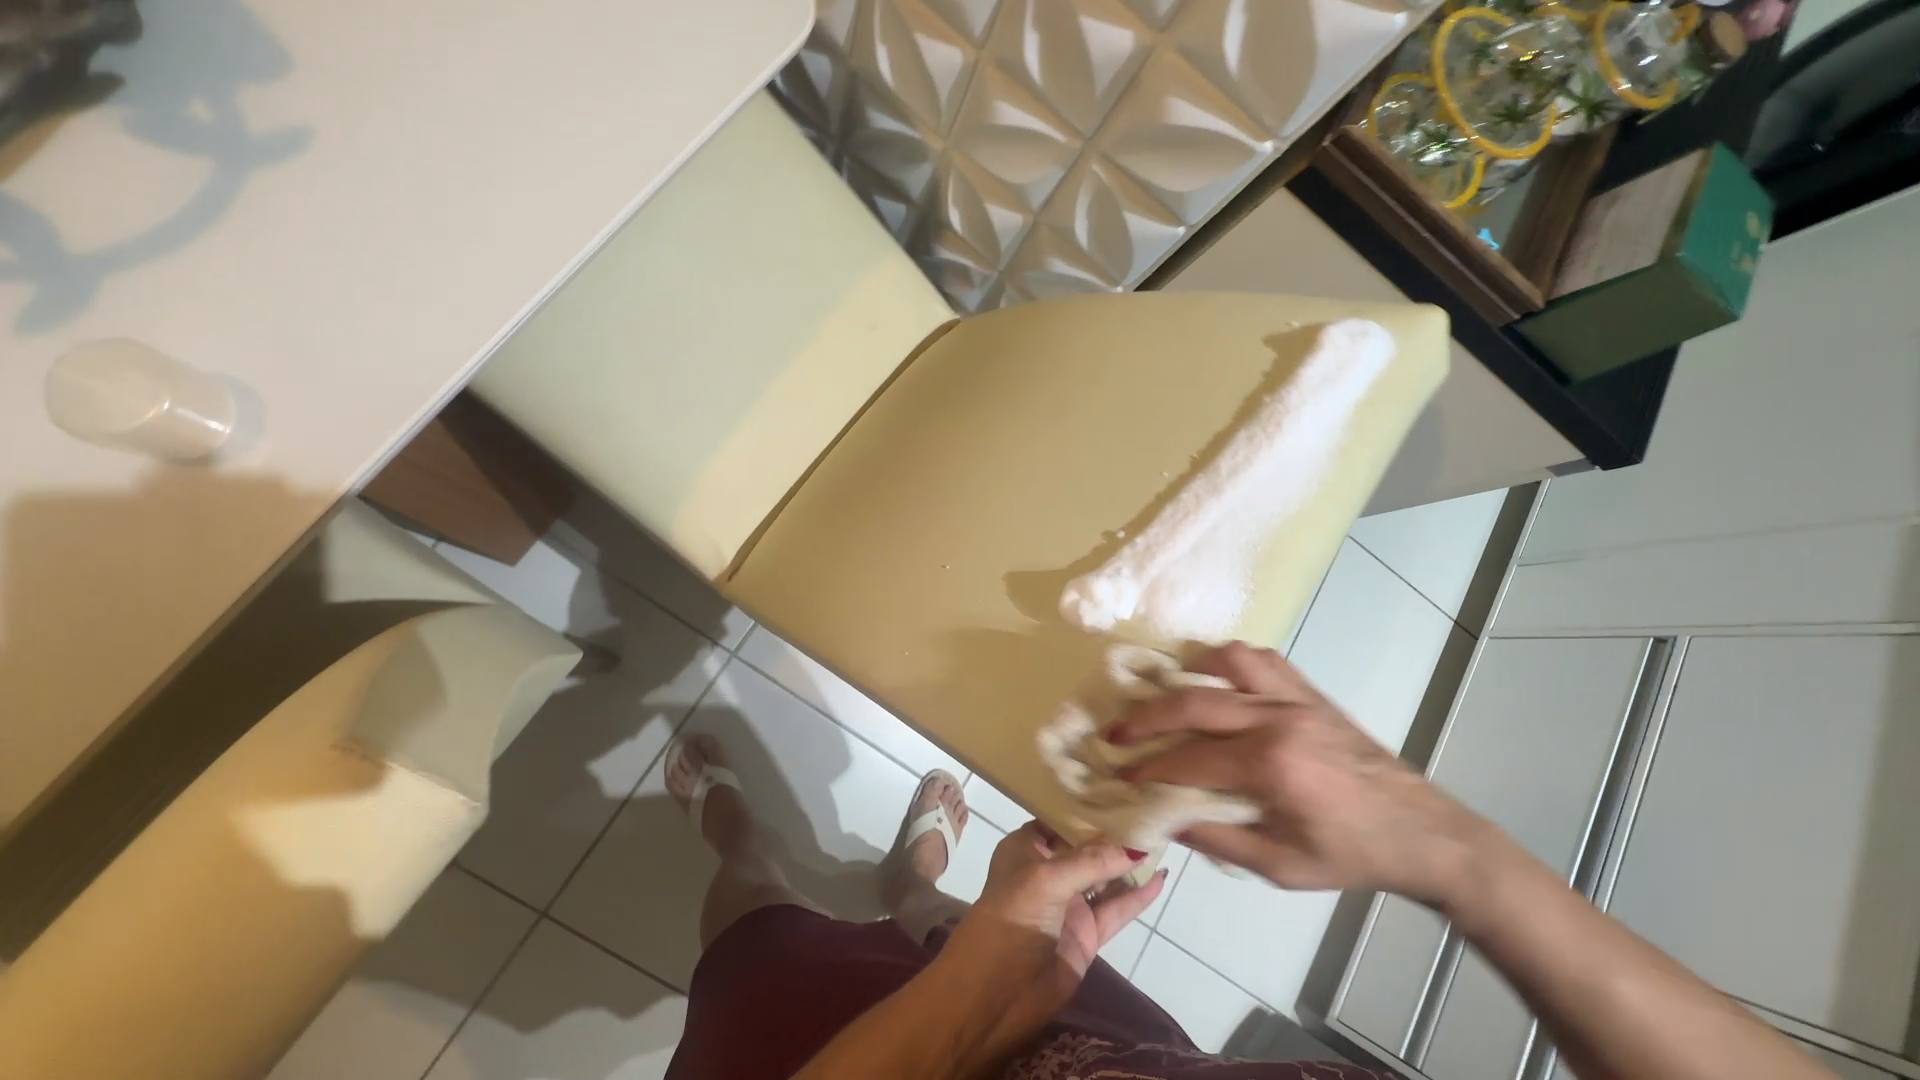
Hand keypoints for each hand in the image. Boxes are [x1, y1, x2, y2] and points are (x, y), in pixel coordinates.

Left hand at [944, 824, 1163, 1013]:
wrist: (995, 995)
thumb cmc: (1011, 920)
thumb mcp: (1046, 879)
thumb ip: (1091, 862)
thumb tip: (1135, 849)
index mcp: (1025, 849)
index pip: (1060, 819)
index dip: (1088, 808)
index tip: (1122, 792)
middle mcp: (1047, 872)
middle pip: (1087, 847)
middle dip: (1116, 834)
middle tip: (1153, 813)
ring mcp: (1068, 904)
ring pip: (1105, 878)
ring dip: (1130, 863)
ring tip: (1164, 839)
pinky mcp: (1086, 934)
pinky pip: (1116, 908)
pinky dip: (1137, 896)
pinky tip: (1160, 879)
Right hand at [1109, 642, 1488, 904]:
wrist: (1424, 834)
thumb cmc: (1351, 856)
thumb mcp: (1279, 866)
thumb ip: (1216, 839)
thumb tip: (1162, 818)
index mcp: (1273, 768)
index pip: (1190, 759)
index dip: (1149, 769)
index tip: (1120, 776)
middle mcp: (1281, 721)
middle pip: (1196, 702)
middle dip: (1147, 717)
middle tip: (1116, 731)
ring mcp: (1299, 700)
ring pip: (1230, 661)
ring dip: (1189, 671)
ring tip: (1165, 690)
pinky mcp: (1313, 694)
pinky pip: (1264, 659)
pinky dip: (1229, 661)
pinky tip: (1214, 679)